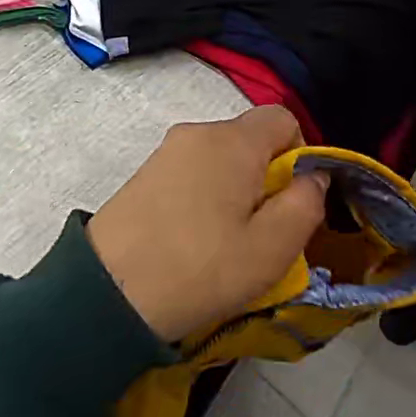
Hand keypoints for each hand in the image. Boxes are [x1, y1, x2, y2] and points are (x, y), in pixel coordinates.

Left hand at [89, 105, 328, 341]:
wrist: (101, 298)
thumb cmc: (199, 269)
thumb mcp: (272, 248)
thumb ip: (306, 204)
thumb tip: (314, 178)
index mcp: (233, 140)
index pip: (284, 118)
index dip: (301, 153)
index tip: (292, 199)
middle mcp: (198, 133)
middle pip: (251, 140)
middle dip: (267, 177)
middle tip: (262, 230)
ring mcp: (165, 152)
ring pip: (222, 159)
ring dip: (235, 190)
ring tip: (226, 242)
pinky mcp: (142, 176)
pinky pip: (192, 173)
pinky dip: (204, 197)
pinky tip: (193, 241)